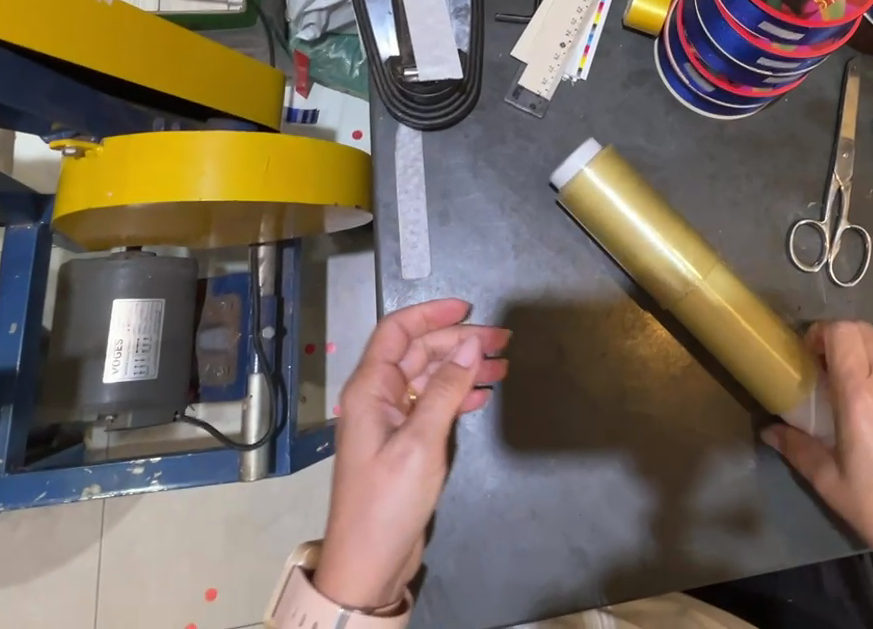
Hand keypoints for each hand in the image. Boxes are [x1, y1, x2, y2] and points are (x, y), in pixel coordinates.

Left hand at [313, 298, 508, 610]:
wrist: (369, 563)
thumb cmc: (387, 499)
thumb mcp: (421, 441)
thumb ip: (446, 389)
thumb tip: (471, 343)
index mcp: (371, 388)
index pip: (397, 331)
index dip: (431, 314)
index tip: (469, 307)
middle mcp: (379, 396)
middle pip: (421, 352)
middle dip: (460, 341)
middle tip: (502, 340)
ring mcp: (393, 418)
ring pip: (431, 376)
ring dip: (464, 367)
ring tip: (503, 364)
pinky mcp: (406, 440)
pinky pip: (435, 402)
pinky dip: (460, 394)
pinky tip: (484, 394)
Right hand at [761, 322, 872, 628]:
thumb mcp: (830, 483)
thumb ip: (796, 448)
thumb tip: (770, 431)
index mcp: (862, 396)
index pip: (843, 332)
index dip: (821, 332)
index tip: (808, 355)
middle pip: (865, 331)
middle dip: (839, 339)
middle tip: (823, 369)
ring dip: (864, 359)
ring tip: (851, 394)